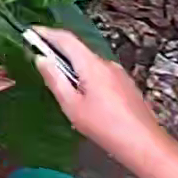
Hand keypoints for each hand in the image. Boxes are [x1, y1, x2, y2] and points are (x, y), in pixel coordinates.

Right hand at [28, 28, 160, 153]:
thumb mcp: (71, 105)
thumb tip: (41, 59)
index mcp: (92, 66)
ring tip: (57, 78)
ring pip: (88, 62)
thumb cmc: (105, 127)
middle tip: (37, 55)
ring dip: (70, 64)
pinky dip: (84, 73)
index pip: (66, 39)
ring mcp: (118, 74)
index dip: (46, 33)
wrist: (146, 146)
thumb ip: (54, 79)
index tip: (31, 31)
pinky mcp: (125, 84)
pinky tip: (80, 92)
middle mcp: (107, 64)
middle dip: (57, 49)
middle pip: (78, 49)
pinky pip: (99, 72)